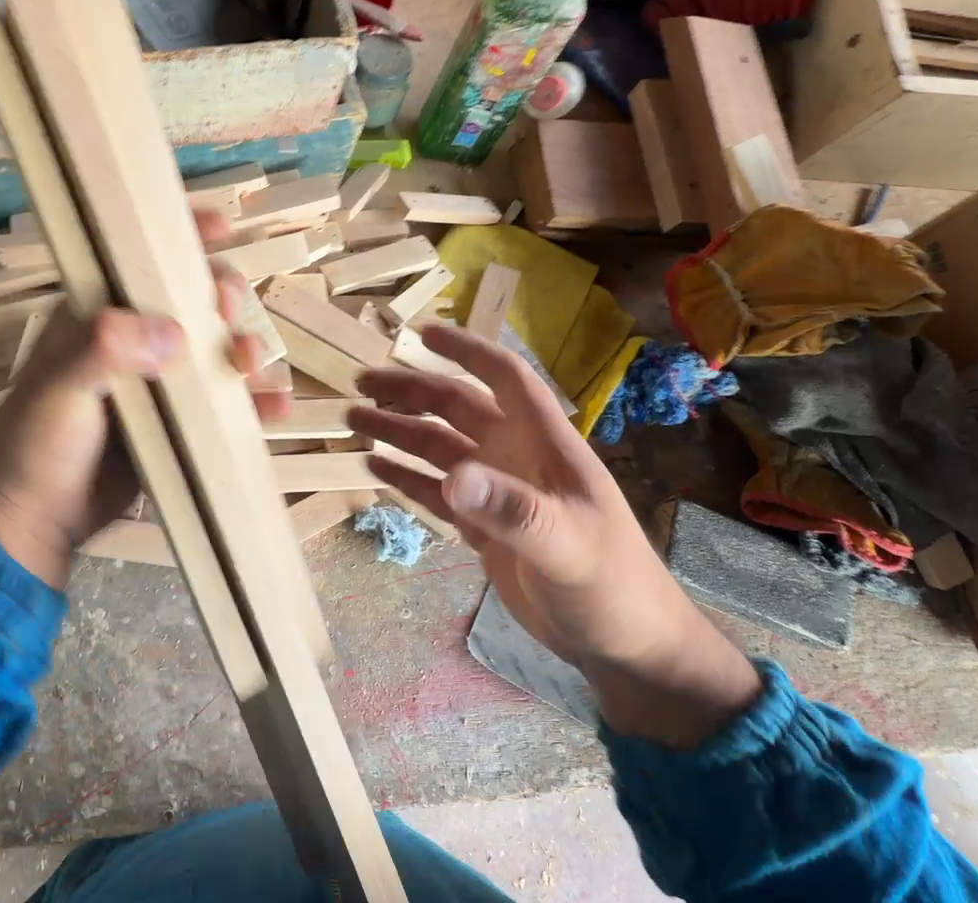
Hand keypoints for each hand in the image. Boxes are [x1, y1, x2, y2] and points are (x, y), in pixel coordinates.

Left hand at [0, 212, 287, 589]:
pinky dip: (253, 404)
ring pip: (215, 352)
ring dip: (244, 351)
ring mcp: (158, 385)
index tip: (221, 227)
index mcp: (97, 317)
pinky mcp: (177, 426)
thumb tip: (176, 333)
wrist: (32, 520)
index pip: (141, 261)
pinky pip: (224, 406)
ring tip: (255, 370)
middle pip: (193, 304)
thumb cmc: (33, 444)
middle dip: (224, 301)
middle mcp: (132, 342)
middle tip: (232, 318)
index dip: (181, 239)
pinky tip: (276, 409)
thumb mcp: (58, 389)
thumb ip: (104, 351)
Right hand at [349, 324, 760, 748]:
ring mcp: (498, 493)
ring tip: (354, 421)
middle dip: (410, 391)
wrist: (623, 644)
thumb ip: (511, 509)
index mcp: (545, 444)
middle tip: (360, 383)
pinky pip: (435, 491)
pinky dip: (405, 476)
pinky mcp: (483, 528)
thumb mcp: (564, 545)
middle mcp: (517, 457)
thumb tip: (453, 475)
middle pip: (456, 408)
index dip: (467, 351)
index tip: (421, 333)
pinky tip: (375, 468)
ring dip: (398, 431)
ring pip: (438, 447)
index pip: (505, 379)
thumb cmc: (610, 585)